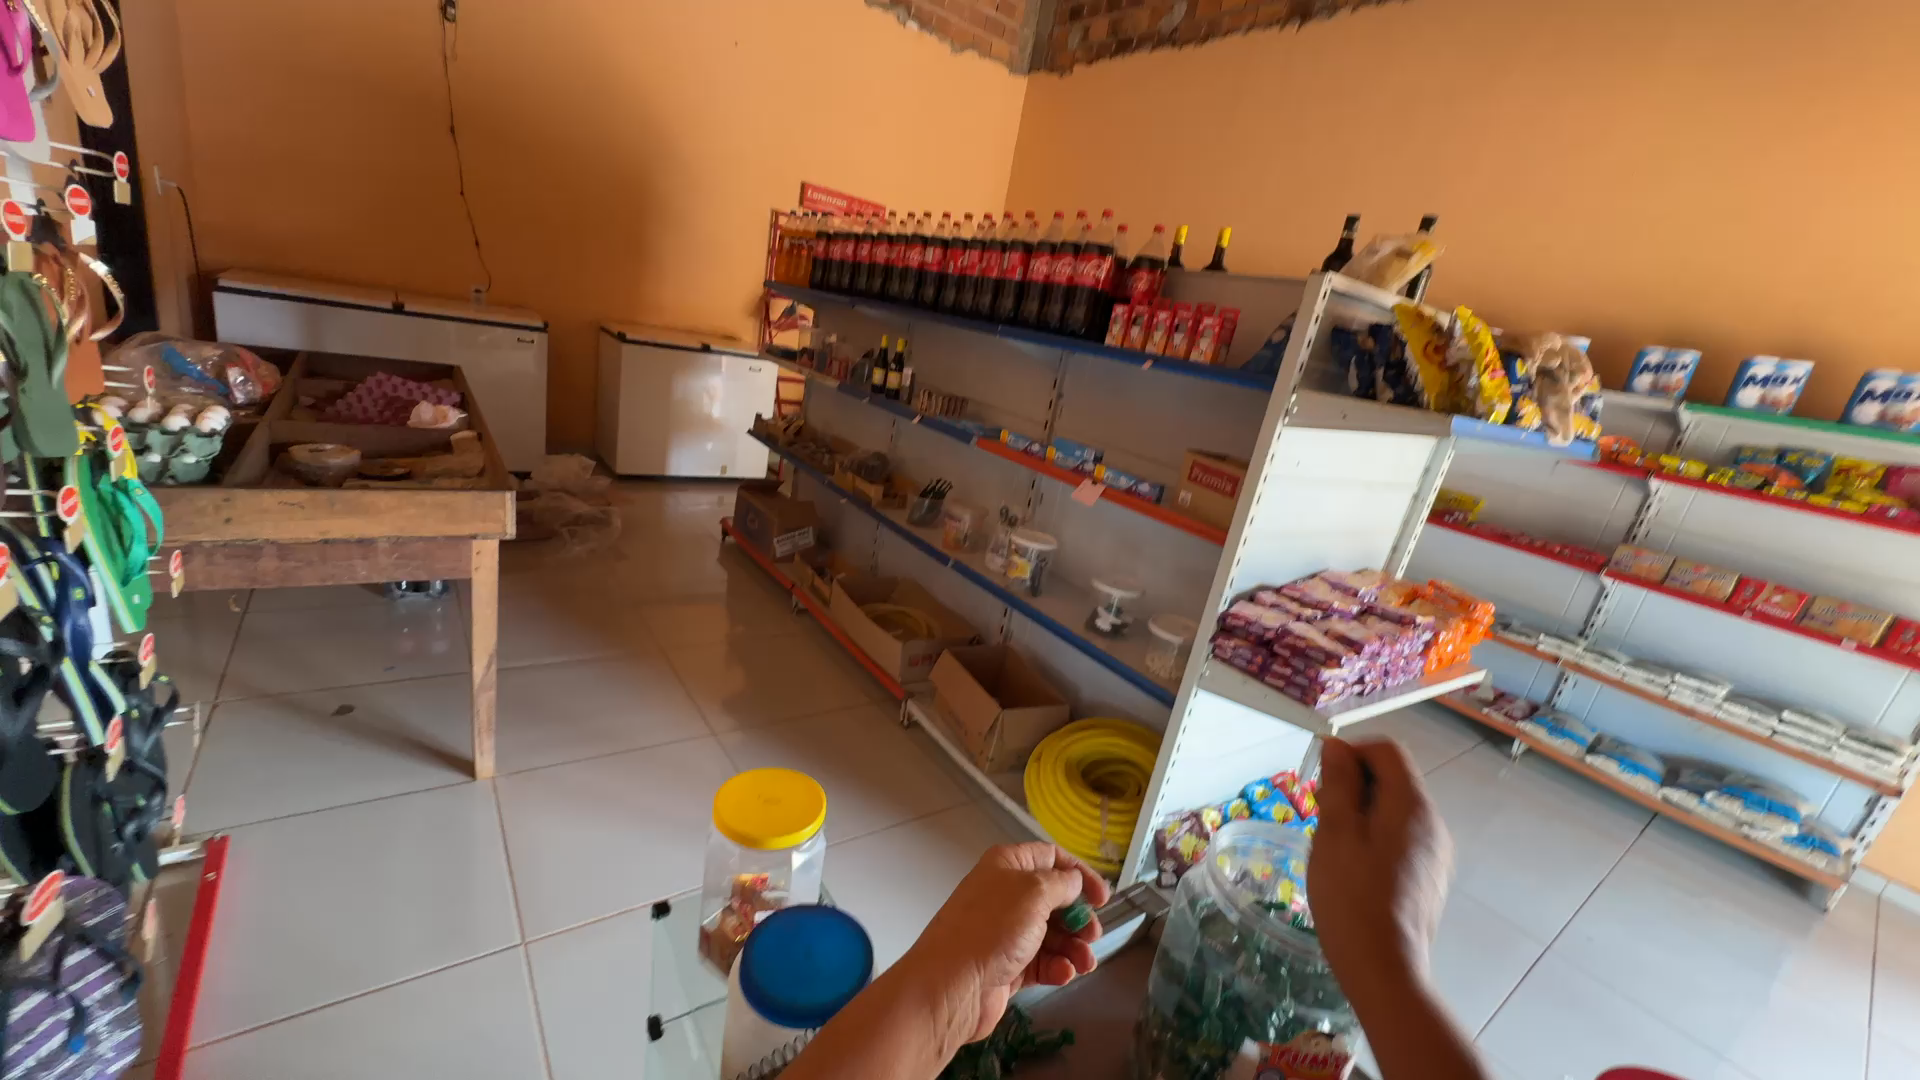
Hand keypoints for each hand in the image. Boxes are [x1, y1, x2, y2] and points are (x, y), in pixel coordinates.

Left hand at [893, 842, 1110, 1051]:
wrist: (952, 984)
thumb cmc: (993, 927)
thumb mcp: (1034, 893)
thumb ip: (1062, 883)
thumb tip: (1074, 880)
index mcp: (1009, 864)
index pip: (1051, 857)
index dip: (1080, 873)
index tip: (1103, 898)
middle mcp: (1007, 892)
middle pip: (1055, 898)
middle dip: (1078, 917)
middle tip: (1093, 935)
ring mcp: (1006, 930)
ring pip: (1052, 933)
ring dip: (1073, 947)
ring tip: (1085, 963)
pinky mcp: (1008, 964)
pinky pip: (1041, 961)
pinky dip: (1056, 966)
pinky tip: (1064, 974)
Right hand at [1308, 738, 1451, 989]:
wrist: (1383, 966)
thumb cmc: (1351, 892)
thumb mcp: (1335, 830)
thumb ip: (1338, 782)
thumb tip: (1338, 747)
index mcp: (1412, 806)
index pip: (1386, 751)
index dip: (1351, 751)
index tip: (1321, 776)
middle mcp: (1433, 823)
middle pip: (1392, 778)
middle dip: (1353, 783)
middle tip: (1321, 811)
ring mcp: (1436, 853)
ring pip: (1394, 808)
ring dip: (1360, 810)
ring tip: (1332, 841)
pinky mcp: (1429, 876)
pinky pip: (1400, 836)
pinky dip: (1373, 835)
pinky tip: (1351, 865)